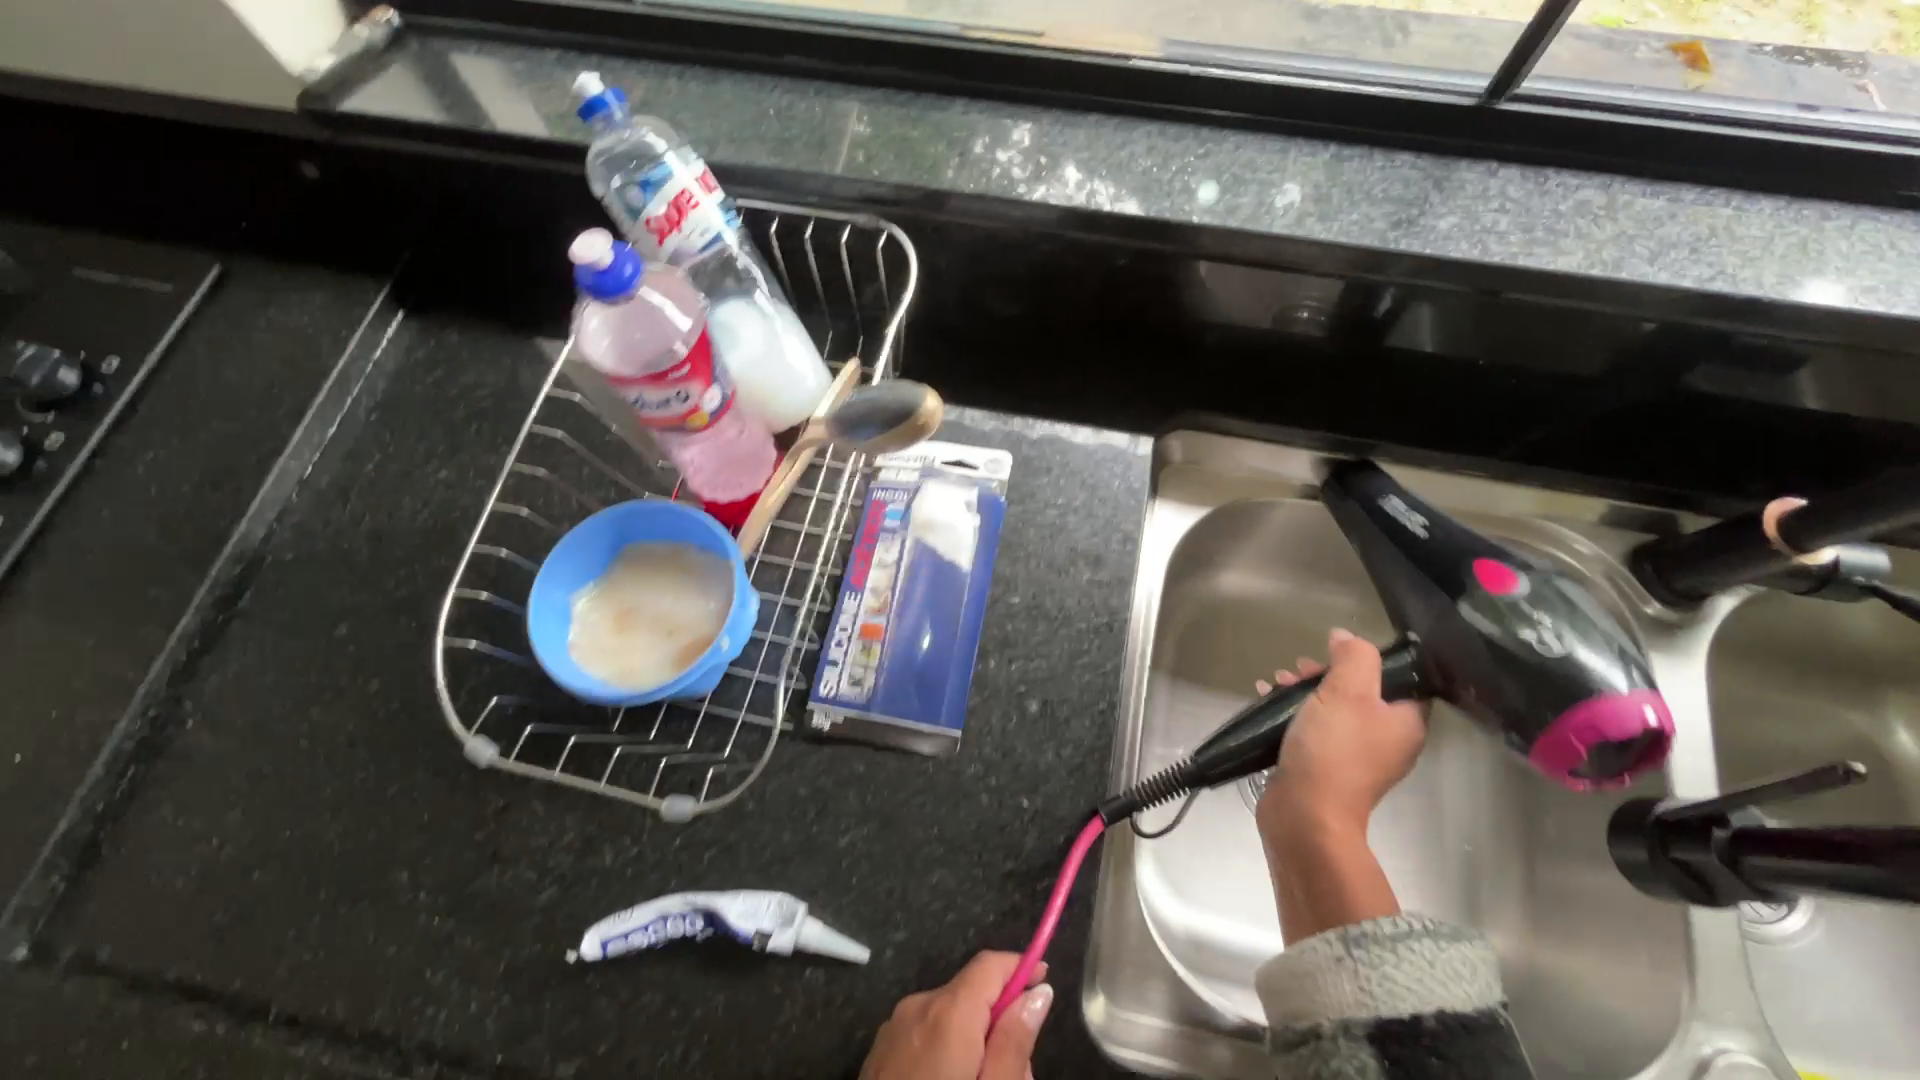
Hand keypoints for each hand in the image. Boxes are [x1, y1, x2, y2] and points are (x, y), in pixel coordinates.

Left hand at [859, 952, 1053, 1079]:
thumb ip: (1014, 1043)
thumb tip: (1038, 993)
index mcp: (947, 1013)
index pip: (989, 965)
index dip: (1021, 968)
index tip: (1045, 983)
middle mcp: (918, 1008)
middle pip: (973, 996)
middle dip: (1002, 1025)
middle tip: (1020, 1079)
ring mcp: (894, 1030)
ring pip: (951, 1018)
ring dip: (977, 1044)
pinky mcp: (881, 1052)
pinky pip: (927, 1035)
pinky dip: (949, 1052)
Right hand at [1255, 628, 1427, 840]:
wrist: (1306, 815)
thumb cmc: (1333, 750)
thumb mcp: (1347, 692)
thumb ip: (1353, 657)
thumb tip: (1346, 637)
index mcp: (1405, 723)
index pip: (1402, 679)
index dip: (1370, 660)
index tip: (1337, 652)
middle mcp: (1387, 741)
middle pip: (1363, 692)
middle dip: (1328, 674)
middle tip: (1300, 668)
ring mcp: (1356, 758)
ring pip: (1335, 710)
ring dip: (1307, 691)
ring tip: (1278, 682)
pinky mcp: (1326, 768)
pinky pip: (1315, 730)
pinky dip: (1295, 713)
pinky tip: (1268, 701)